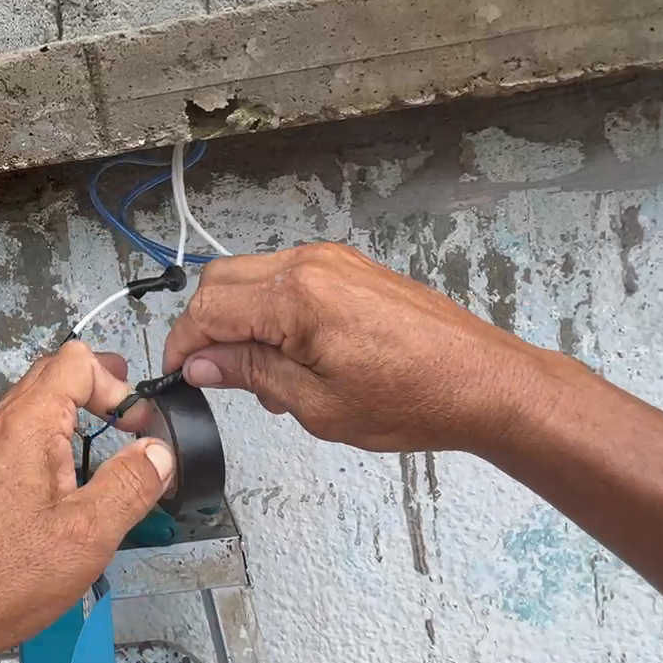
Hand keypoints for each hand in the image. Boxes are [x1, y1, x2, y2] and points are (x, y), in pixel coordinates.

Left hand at [0, 342, 173, 662]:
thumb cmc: (9, 575)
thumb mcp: (88, 534)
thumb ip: (130, 485)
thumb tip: (159, 451)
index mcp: (31, 422)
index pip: (76, 362)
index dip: (114, 384)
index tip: (136, 428)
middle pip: (48, 372)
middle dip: (93, 384)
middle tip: (125, 415)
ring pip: (18, 397)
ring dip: (57, 400)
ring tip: (83, 414)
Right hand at [161, 242, 564, 452]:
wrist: (486, 382)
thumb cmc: (411, 400)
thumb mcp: (316, 403)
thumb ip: (249, 373)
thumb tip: (199, 364)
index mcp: (296, 296)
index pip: (209, 309)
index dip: (183, 343)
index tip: (177, 374)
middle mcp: (307, 263)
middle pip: (221, 280)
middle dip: (205, 325)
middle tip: (215, 373)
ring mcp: (329, 259)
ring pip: (250, 275)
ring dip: (237, 316)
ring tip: (261, 371)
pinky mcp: (345, 265)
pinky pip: (283, 277)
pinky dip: (268, 308)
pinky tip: (288, 350)